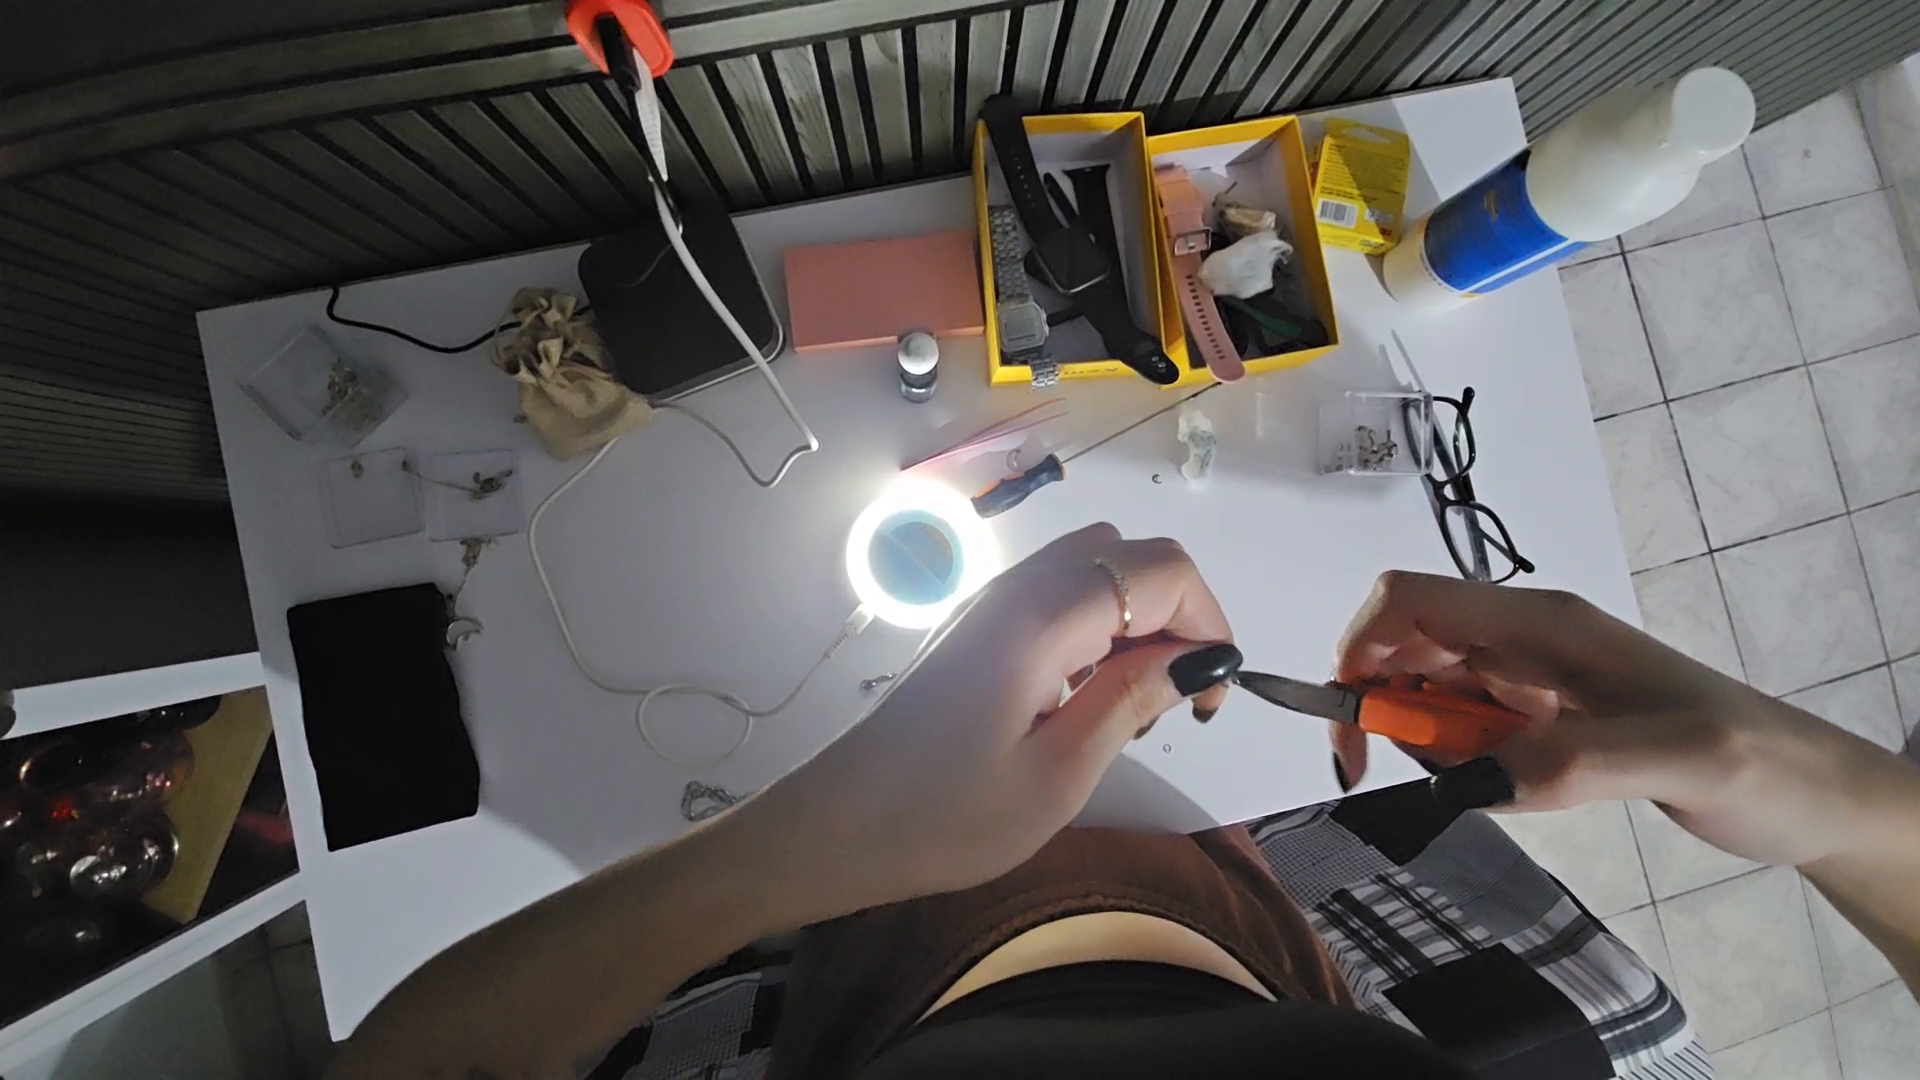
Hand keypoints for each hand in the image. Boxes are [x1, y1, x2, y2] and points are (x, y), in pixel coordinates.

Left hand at [743, 524, 1234, 917]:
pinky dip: (1095, 624)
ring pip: (1094, 569)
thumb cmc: (948, 815)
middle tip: (1170, 699)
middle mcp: (1018, 586)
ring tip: (1127, 701)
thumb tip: (1201, 654)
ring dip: (1135, 618)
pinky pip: (1058, 592)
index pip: (1161, 568)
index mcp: (1042, 616)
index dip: (1206, 620)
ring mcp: (993, 599)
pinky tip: (1081, 691)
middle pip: (1129, 556)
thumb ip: (1132, 697)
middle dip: (1175, 614)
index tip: (1205, 696)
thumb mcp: (1059, 773)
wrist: (843, 822)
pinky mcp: (980, 622)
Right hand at [1331, 571, 1906, 868]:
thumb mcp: (1685, 760)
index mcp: (1538, 622)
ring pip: (1419, 687)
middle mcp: (1514, 635)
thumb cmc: (1765, 764)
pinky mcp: (1523, 705)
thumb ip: (1568, 764)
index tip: (1354, 718)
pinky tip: (1506, 777)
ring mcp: (1517, 670)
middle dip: (1383, 704)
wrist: (1820, 799)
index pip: (1406, 601)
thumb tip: (1458, 781)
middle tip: (1406, 768)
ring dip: (1425, 736)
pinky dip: (1455, 754)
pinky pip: (1454, 722)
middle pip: (1399, 646)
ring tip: (1489, 776)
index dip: (1358, 645)